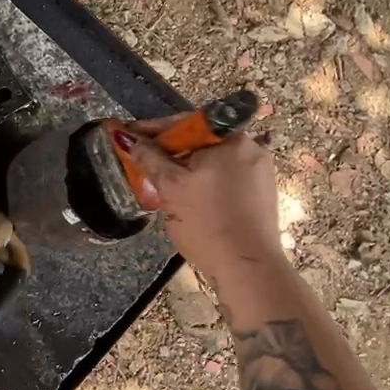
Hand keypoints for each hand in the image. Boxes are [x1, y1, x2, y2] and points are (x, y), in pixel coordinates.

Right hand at [125, 121, 285, 277]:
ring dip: (184, 165)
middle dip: (169, 149)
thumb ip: (148, 156)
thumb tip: (128, 137)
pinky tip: (186, 193)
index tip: (128, 134)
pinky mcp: (261, 193)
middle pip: (200, 140)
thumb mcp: (169, 185)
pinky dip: (202, 178)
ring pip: (211, 159)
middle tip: (142, 158)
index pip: (185, 123)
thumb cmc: (206, 220)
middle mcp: (251, 148)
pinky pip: (224, 175)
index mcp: (231, 139)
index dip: (152, 128)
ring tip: (160, 178)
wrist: (248, 266)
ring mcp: (260, 171)